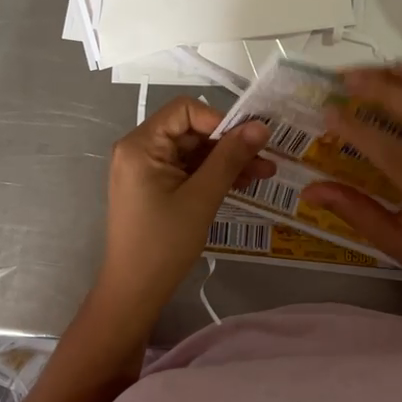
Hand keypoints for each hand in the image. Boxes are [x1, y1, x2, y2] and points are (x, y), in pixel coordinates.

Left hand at [96, 98, 273, 323]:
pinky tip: (241, 182)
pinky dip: (211, 174)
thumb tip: (261, 126)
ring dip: (225, 160)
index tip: (249, 141)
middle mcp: (138, 148)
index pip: (185, 110)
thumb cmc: (164, 243)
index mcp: (140, 144)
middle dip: (228, 143)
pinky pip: (186, 168)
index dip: (220, 120)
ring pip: (192, 150)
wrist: (134, 292)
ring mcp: (145, 168)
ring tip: (264, 174)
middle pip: (190, 130)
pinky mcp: (152, 185)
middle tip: (266, 159)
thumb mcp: (202, 197)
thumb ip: (230, 158)